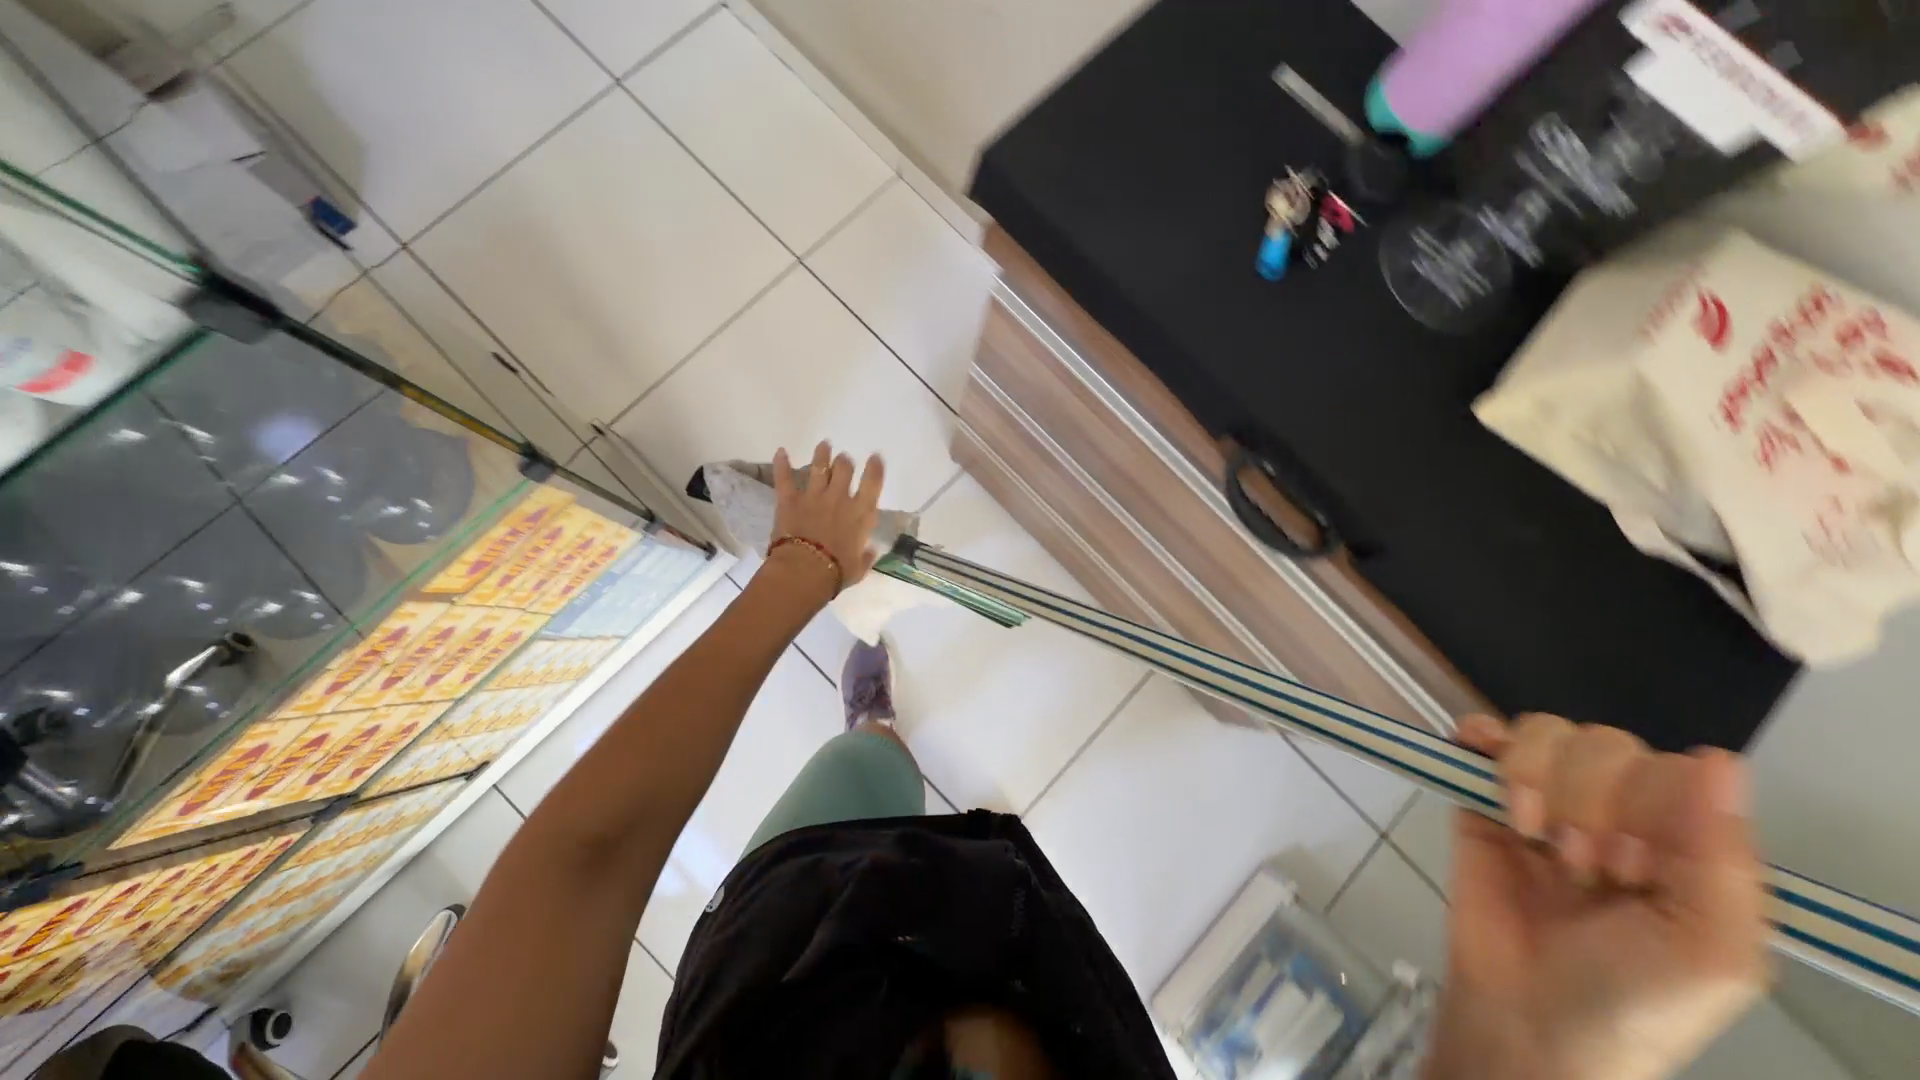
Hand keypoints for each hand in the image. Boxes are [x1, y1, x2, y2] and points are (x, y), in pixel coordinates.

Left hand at [766, 441, 883, 596]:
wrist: (804, 571)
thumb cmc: (836, 573)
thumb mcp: (859, 569)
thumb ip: (865, 557)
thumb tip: (870, 551)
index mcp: (861, 514)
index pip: (873, 483)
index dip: (875, 467)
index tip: (875, 457)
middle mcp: (839, 498)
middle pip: (844, 468)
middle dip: (845, 461)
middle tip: (843, 459)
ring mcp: (813, 496)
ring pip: (819, 466)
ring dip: (822, 454)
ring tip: (823, 445)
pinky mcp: (790, 500)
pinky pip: (784, 477)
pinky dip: (781, 463)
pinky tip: (780, 451)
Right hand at [1424, 714, 1768, 1079]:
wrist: (1529, 1020)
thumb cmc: (1633, 996)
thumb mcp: (1714, 950)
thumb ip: (1724, 858)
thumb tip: (1719, 758)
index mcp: (1684, 840)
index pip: (1673, 768)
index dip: (1650, 806)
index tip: (1637, 871)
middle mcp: (1618, 810)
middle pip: (1606, 745)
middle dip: (1591, 805)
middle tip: (1585, 869)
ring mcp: (1545, 801)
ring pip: (1546, 734)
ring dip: (1537, 782)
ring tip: (1535, 838)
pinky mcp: (1481, 801)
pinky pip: (1481, 739)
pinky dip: (1481, 739)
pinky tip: (1482, 763)